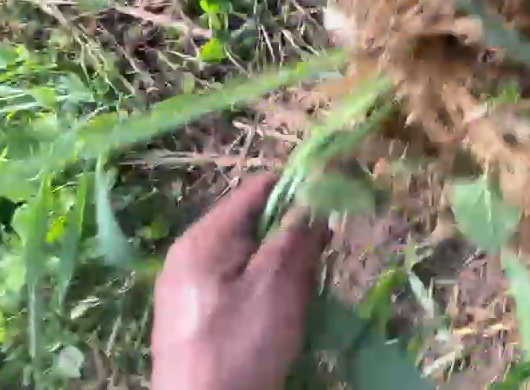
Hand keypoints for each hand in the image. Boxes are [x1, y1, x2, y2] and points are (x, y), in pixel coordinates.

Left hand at [153, 174, 328, 389]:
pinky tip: (282, 301)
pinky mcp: (199, 305)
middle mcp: (192, 251)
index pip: (262, 185)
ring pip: (256, 245)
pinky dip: (270, 276)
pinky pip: (244, 271)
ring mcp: (192, 281)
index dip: (303, 185)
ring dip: (287, 256)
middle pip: (259, 215)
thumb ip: (298, 231)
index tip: (337, 198)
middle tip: (320, 252)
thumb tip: (320, 193)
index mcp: (204, 239)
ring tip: (301, 284)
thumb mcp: (278, 281)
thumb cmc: (241, 344)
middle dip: (296, 228)